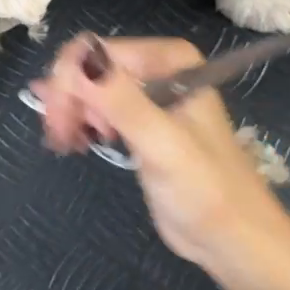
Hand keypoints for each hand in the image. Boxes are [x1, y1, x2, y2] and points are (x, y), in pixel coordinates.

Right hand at [33, 35, 289, 273]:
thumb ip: (120, 99)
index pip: (97, 53)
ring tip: (66, 145)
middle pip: (89, 69)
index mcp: (170, 60)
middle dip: (67, 100)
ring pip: (89, 91)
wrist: (230, 237)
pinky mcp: (138, 128)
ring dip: (70, 114)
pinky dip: (80, 124)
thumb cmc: (205, 189)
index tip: (58, 121)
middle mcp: (158, 70)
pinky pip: (97, 112)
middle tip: (59, 139)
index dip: (69, 82)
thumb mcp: (161, 142)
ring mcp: (148, 99)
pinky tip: (74, 144)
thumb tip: (74, 60)